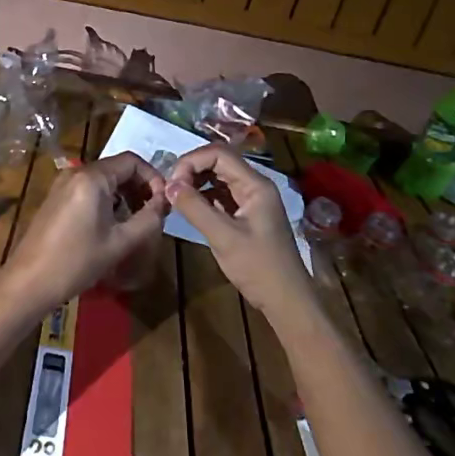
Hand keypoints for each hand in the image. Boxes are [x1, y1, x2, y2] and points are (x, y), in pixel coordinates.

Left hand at [8, 152, 168, 303]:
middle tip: (154, 213)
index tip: (164, 202)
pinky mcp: (56, 197)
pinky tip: (113, 224)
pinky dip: (106, 199)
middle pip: (117, 168)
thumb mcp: (121, 242)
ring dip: (124, 194)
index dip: (153, 178)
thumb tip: (164, 202)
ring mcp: (62, 184)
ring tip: (137, 221)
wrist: (30, 279)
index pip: (132, 161)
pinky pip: (88, 189)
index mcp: (92, 177)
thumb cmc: (78, 260)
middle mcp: (75, 173)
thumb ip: (148, 219)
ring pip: (103, 179)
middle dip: (139, 187)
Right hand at [166, 145, 304, 312]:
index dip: (191, 162)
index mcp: (256, 186)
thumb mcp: (223, 237)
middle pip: (218, 162)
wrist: (286, 300)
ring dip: (195, 182)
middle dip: (191, 170)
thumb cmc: (259, 267)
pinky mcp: (246, 214)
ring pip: (218, 177)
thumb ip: (195, 208)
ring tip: (176, 198)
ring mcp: (251, 200)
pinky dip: (202, 196)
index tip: (172, 183)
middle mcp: (255, 186)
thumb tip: (168, 185)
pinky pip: (221, 194)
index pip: (218, 154)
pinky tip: (189, 208)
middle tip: (170, 190)